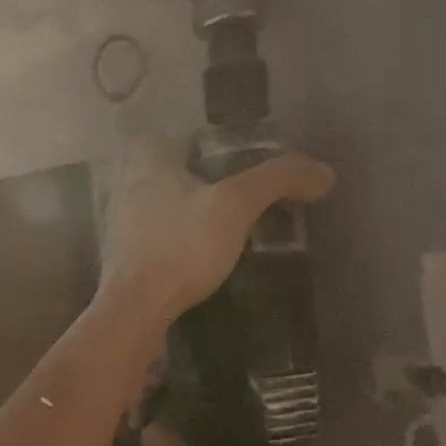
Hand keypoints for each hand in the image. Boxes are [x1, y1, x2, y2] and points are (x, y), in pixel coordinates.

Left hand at [98, 143, 334, 323]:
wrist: (136, 310)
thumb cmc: (182, 247)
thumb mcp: (235, 205)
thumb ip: (277, 181)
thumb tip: (323, 172)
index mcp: (149, 160)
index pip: (192, 136)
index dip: (225, 142)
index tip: (254, 157)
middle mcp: (128, 184)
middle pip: (179, 171)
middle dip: (210, 179)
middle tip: (248, 192)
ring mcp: (122, 223)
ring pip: (167, 205)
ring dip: (194, 211)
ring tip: (231, 225)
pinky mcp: (125, 257)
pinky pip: (160, 237)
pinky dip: (182, 240)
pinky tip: (203, 254)